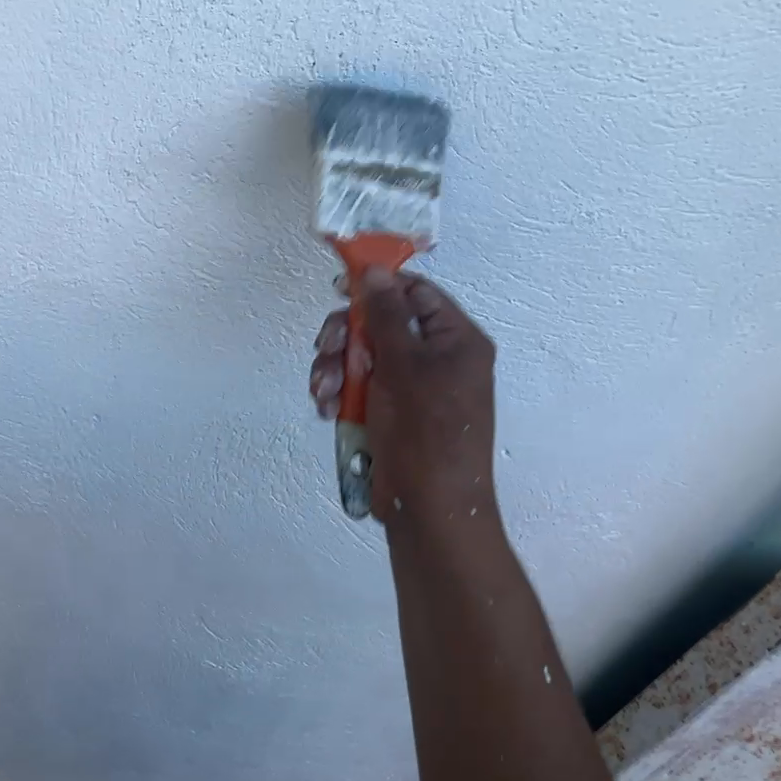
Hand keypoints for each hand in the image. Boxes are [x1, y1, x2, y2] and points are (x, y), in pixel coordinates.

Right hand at [309, 268, 497, 520]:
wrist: (428, 509)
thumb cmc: (425, 432)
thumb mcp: (404, 365)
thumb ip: (386, 314)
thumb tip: (375, 270)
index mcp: (455, 340)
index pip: (414, 292)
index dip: (377, 286)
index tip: (339, 288)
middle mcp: (435, 358)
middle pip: (379, 323)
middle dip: (346, 337)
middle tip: (326, 351)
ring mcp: (410, 386)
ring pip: (360, 355)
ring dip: (335, 369)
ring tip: (325, 393)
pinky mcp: (389, 411)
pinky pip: (357, 386)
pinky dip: (339, 393)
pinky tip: (328, 409)